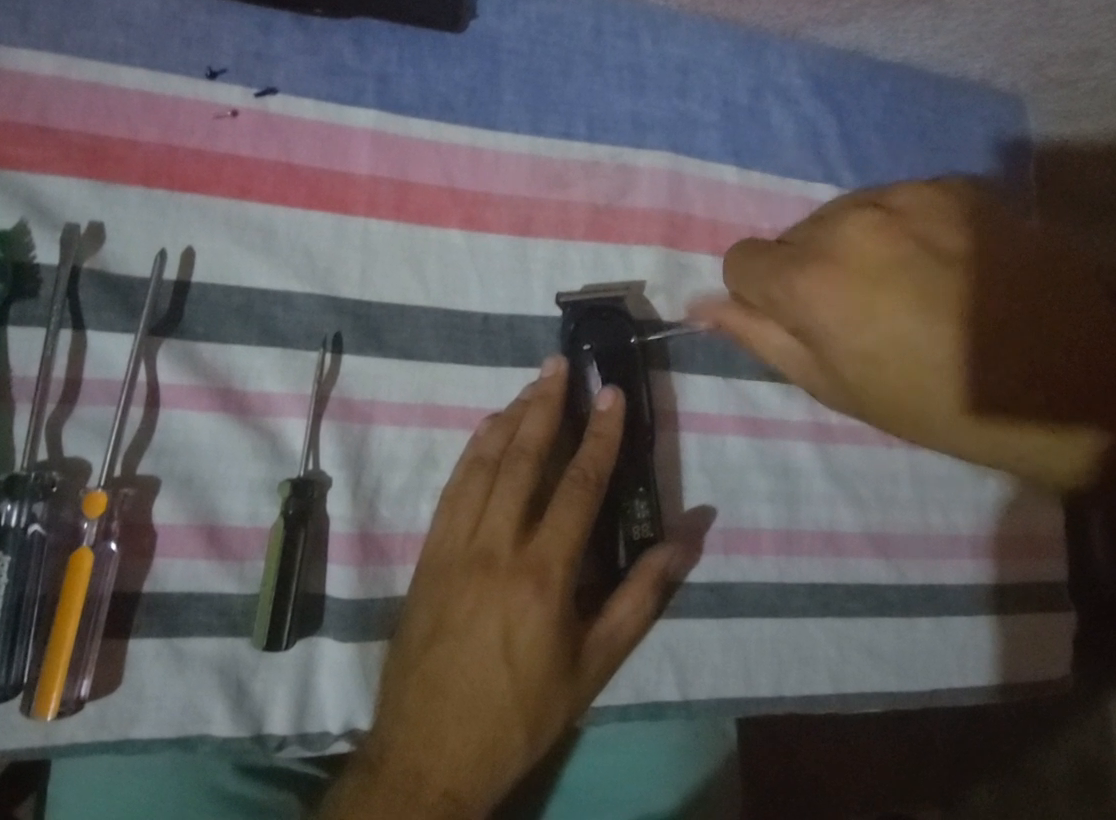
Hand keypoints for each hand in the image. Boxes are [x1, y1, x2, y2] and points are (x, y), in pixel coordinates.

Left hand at [320, 356, 695, 819]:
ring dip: (508, 419)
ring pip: (483, 465)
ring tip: (530, 385)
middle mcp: (495, 546)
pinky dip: (472, 452)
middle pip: (523, 458)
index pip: (578, 485)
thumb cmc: (523, 712)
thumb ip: (642, 595)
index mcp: (543, 573)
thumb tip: (688, 535)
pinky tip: (484, 433)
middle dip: (546, 405)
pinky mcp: (427, 555)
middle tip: (560, 363)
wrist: (429, 752)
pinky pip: (452, 489)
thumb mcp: (595, 665)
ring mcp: (453, 546)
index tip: (612, 393)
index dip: (600, 435)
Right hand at [692, 178, 1115, 490]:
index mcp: (809, 278)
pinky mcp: (955, 185)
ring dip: (856, 246)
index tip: (803, 323)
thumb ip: (761, 337)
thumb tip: (702, 304)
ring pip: (845, 215)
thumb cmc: (937, 403)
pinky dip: (905, 229)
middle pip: (794, 235)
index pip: (742, 260)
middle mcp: (847, 220)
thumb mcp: (835, 386)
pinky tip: (946, 266)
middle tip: (863, 314)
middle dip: (810, 270)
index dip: (763, 297)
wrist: (1068, 380)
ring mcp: (906, 195)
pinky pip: (899, 202)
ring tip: (909, 288)